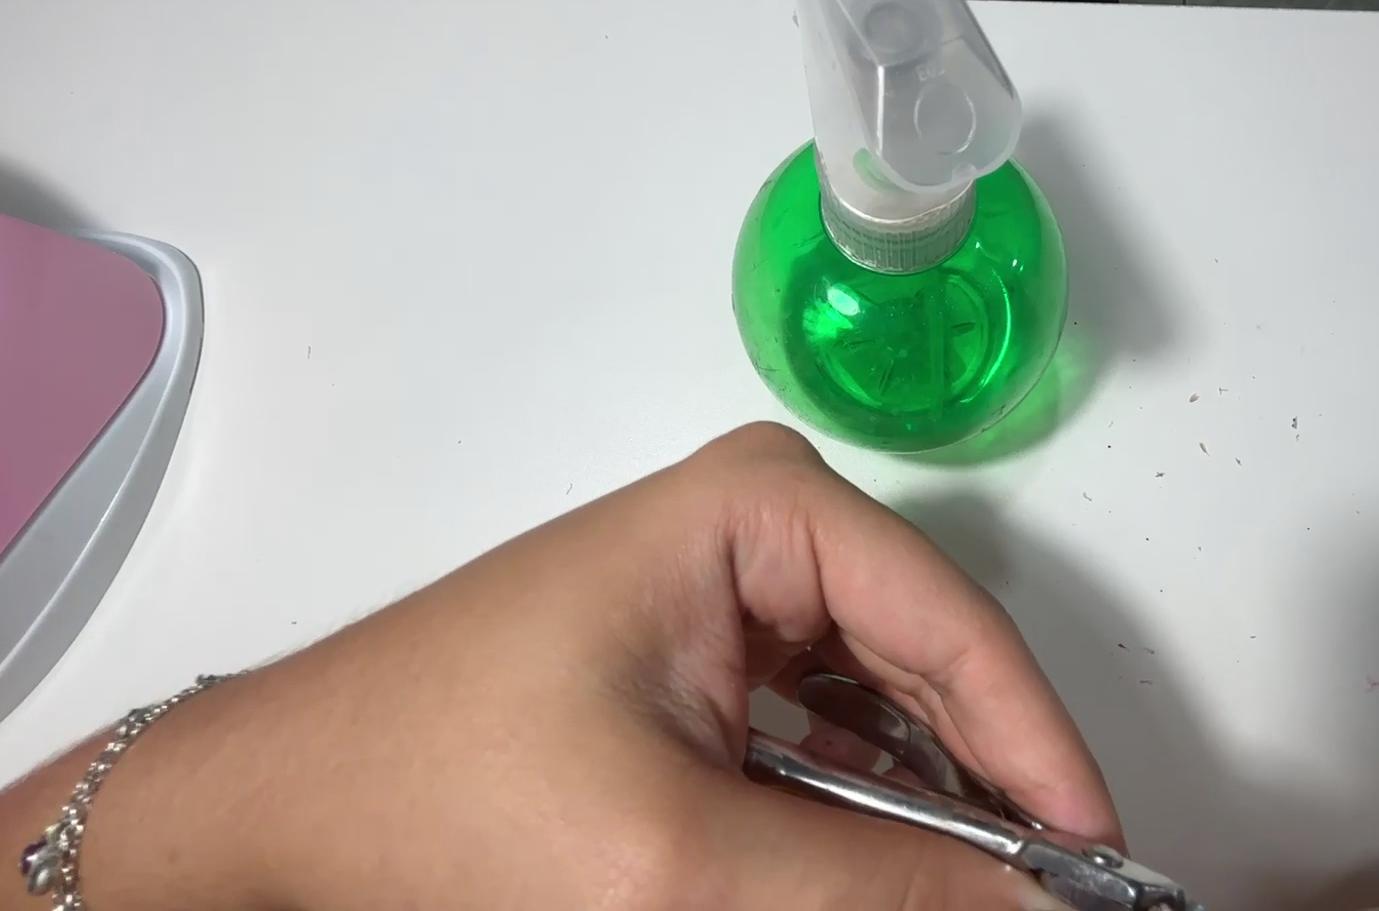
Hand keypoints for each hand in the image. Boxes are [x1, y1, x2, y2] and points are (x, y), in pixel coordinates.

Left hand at [0, 423, 1119, 909]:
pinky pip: (843, 709)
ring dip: (937, 796)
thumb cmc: (453, 801)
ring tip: (986, 884)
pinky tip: (903, 859)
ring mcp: (755, 569)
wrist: (280, 810)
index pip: (947, 620)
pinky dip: (879, 792)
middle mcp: (777, 515)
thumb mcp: (674, 861)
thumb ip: (872, 890)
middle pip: (928, 651)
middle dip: (990, 779)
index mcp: (772, 506)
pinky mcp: (733, 629)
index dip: (1037, 744)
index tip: (1098, 862)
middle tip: (1053, 894)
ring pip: (894, 687)